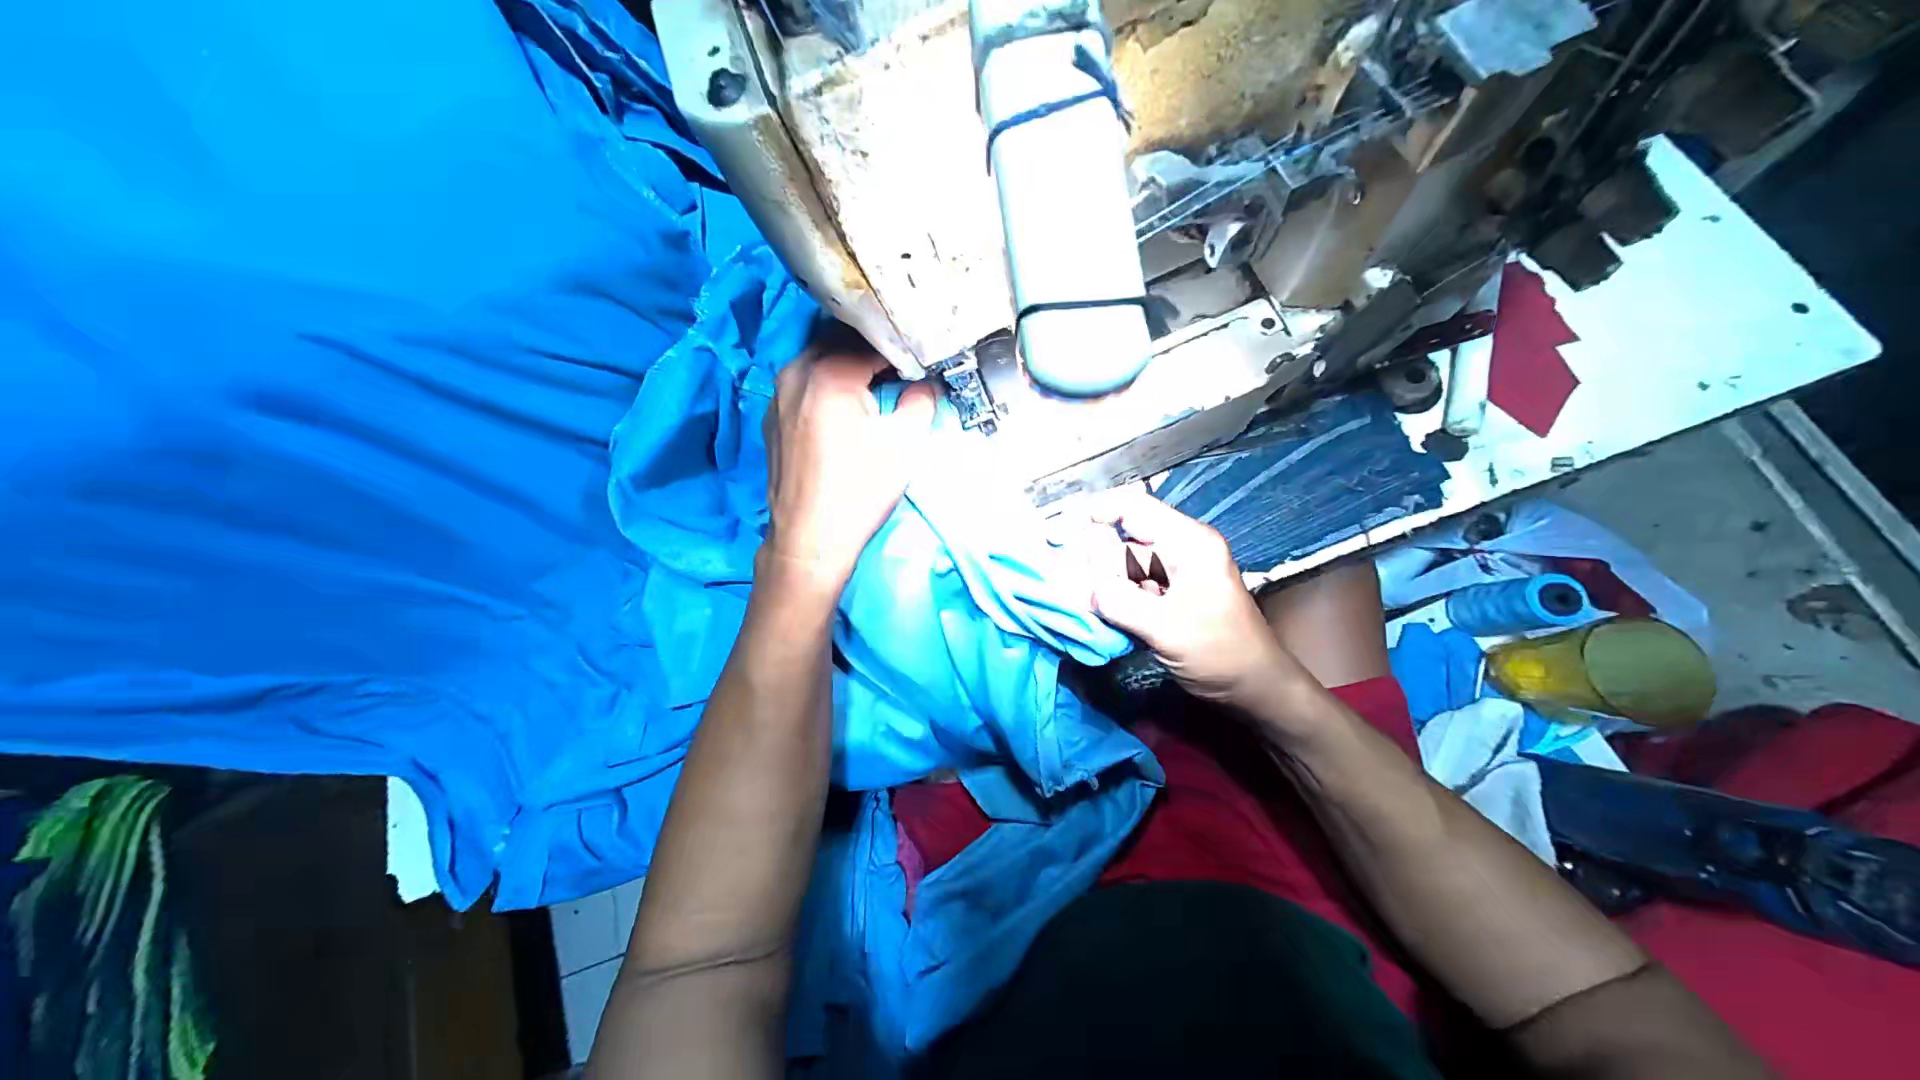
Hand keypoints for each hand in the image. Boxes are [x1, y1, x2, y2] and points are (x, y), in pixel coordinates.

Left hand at [762, 341, 936, 592]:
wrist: (809, 539)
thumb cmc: (860, 490)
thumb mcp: (905, 443)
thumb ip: (920, 400)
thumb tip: (926, 382)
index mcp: (830, 372)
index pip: (875, 341)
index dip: (902, 352)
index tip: (919, 366)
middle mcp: (796, 371)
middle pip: (842, 342)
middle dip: (872, 353)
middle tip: (898, 375)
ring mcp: (777, 394)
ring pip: (818, 360)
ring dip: (846, 367)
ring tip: (871, 391)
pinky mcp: (771, 416)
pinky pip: (802, 384)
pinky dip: (825, 385)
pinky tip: (842, 412)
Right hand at [1085, 491, 1288, 705]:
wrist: (1256, 688)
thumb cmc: (1221, 653)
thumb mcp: (1168, 628)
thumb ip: (1120, 602)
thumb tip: (1078, 587)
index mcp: (1188, 542)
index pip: (1131, 507)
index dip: (1092, 514)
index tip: (1058, 535)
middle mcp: (1179, 549)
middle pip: (1121, 538)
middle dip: (1091, 559)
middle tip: (1068, 586)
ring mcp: (1173, 572)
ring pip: (1121, 564)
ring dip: (1098, 581)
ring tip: (1077, 601)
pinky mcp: (1166, 595)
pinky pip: (1129, 585)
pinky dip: (1110, 596)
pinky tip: (1095, 611)